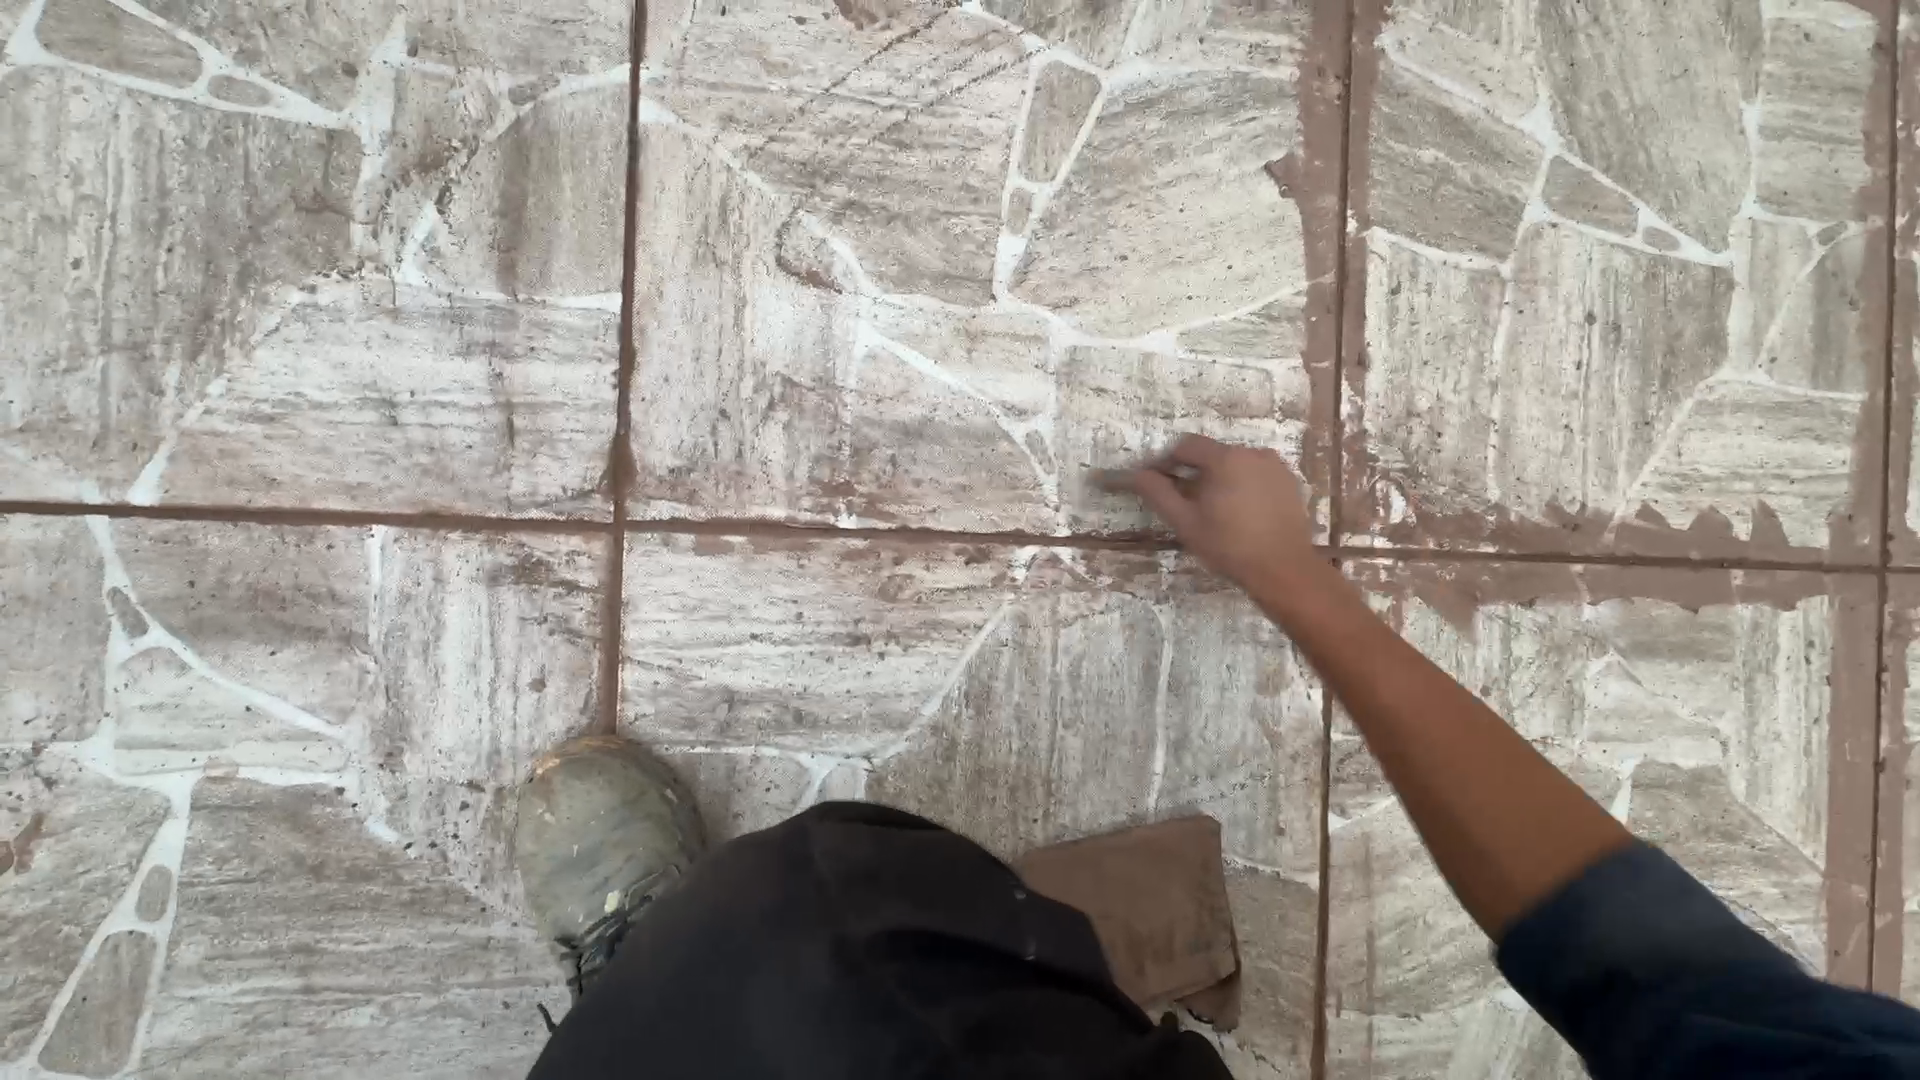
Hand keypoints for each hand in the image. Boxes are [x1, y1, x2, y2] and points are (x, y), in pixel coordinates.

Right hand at [1117, 435, 1327, 598]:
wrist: (1283, 569)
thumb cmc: (1228, 546)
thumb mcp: (1185, 522)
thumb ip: (1158, 493)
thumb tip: (1135, 474)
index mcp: (1226, 458)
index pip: (1186, 446)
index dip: (1166, 461)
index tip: (1157, 482)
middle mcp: (1253, 453)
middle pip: (1212, 454)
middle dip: (1194, 472)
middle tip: (1184, 502)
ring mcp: (1275, 466)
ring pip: (1235, 464)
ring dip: (1219, 478)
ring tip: (1213, 510)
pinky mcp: (1289, 482)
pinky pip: (1256, 474)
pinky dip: (1242, 485)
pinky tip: (1240, 512)